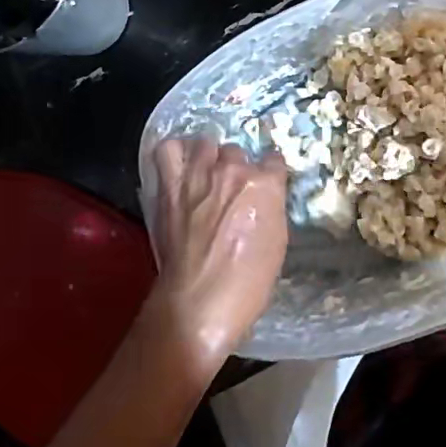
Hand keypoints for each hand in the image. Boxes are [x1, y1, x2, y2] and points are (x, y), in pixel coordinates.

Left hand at [147, 138, 289, 368]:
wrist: (198, 303)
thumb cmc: (248, 283)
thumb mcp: (277, 242)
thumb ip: (271, 207)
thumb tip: (264, 198)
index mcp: (265, 184)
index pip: (274, 160)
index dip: (270, 173)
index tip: (267, 185)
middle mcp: (234, 170)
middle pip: (238, 151)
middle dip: (237, 166)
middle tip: (233, 189)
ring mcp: (199, 175)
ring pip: (206, 143)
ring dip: (210, 156)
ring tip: (208, 172)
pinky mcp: (171, 186)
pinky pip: (168, 150)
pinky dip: (176, 153)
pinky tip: (182, 165)